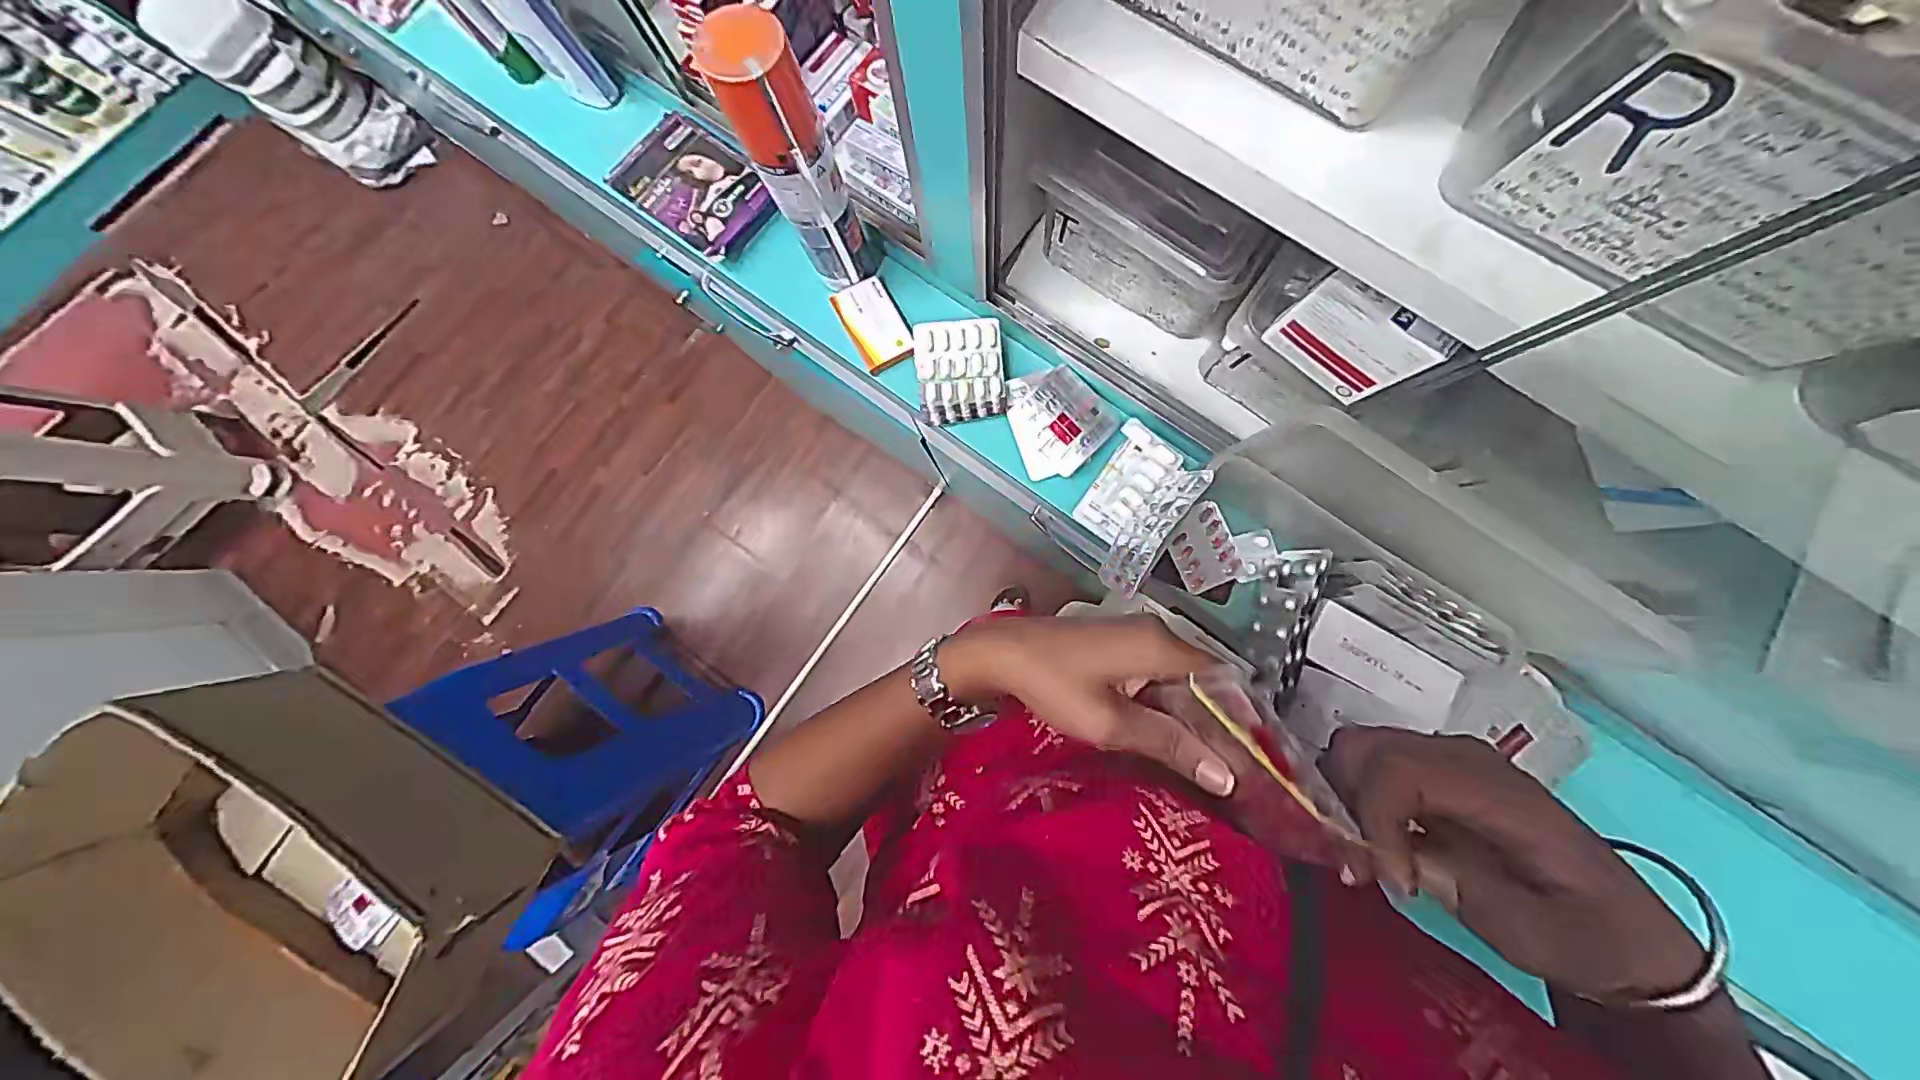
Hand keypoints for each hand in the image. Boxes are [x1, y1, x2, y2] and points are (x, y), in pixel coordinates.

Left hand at [944, 615, 1236, 795]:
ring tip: (1206, 756)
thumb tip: (1224, 775)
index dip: (1242, 722)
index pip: (1226, 683)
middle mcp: (1158, 632)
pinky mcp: (1121, 640)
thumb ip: (1169, 743)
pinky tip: (1169, 730)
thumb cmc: (1053, 683)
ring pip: (1184, 675)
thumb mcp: (1110, 722)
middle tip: (1232, 766)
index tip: (1253, 762)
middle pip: (1208, 678)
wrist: (1001, 652)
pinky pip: (1161, 670)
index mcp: (1162, 647)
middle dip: (1221, 720)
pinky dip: (1171, 699)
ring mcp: (1138, 632)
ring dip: (1195, 711)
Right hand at [1322, 726, 1705, 1001]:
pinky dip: (1354, 799)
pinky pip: (1370, 767)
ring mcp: (1446, 759)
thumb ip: (1449, 879)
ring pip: (1357, 750)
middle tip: (1354, 857)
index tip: (1384, 875)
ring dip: (1341, 798)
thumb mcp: (1527, 927)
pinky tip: (1371, 844)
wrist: (1623, 935)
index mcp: (1497, 789)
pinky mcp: (1432, 773)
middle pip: (1364, 747)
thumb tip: (1378, 853)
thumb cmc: (1586, 936)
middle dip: (1341, 799)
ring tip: (1360, 854)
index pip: (1399, 769)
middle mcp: (1464, 757)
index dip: (1372, 817)